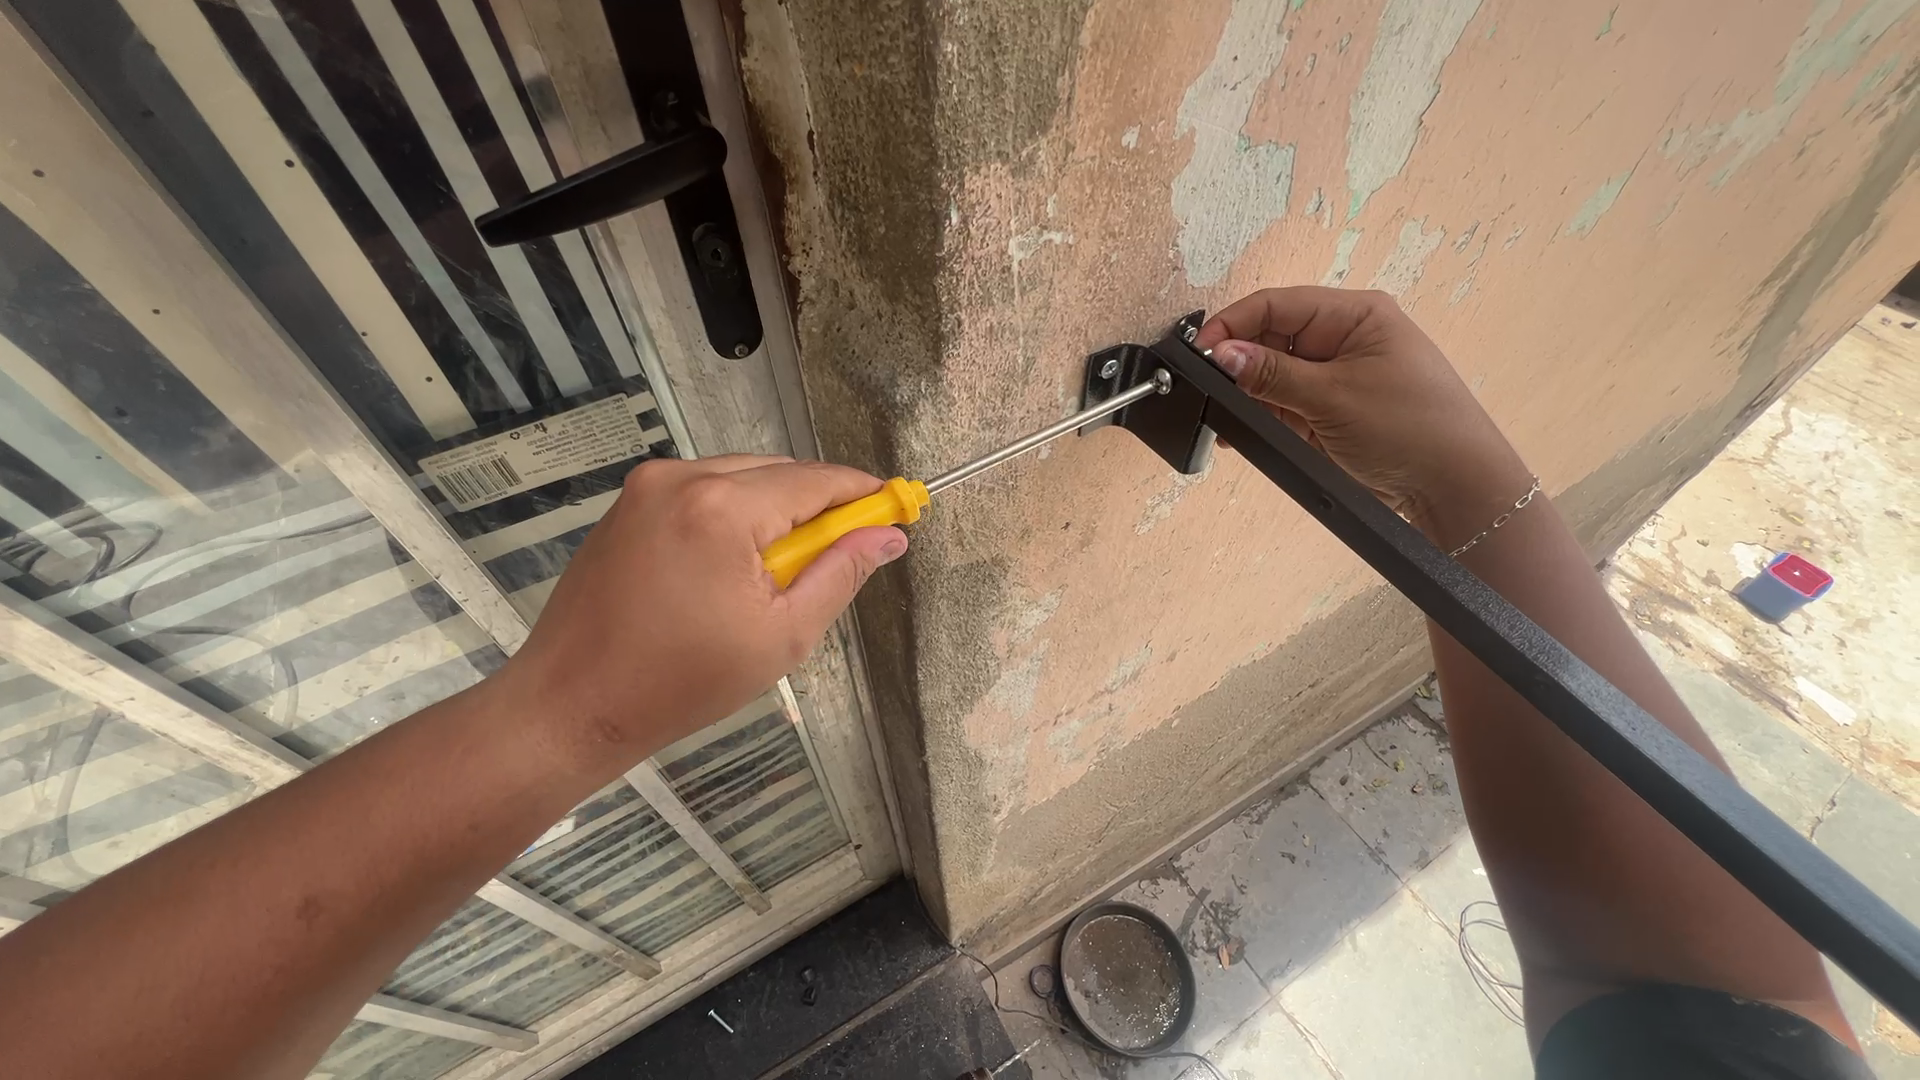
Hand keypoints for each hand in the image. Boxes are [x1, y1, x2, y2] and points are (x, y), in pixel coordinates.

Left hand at [493, 456, 905, 773]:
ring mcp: (646, 486)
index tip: (895, 508)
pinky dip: (733, 516)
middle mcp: (682, 477)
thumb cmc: (683, 682)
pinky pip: (703, 491)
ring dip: (773, 513)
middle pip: (779, 473)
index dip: (861, 493)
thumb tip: (889, 536)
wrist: (570, 705)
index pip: (815, 481)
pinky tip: (728, 568)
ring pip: (741, 478)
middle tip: (834, 558)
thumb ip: (840, 574)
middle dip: (816, 508)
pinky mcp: (627, 503)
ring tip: (773, 574)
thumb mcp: (783, 635)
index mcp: (722, 507)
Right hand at [1193, 287, 1529, 536]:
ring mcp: (1333, 377)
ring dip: (1249, 397)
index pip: (1276, 305)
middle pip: (1269, 339)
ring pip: (1271, 376)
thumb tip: (1221, 353)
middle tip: (1215, 391)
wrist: (1451, 486)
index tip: (1201, 350)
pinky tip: (1244, 433)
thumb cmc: (1413, 427)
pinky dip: (1262, 418)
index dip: (1234, 324)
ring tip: (1231, 420)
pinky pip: (1281, 405)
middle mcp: (1341, 340)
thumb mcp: (1332, 396)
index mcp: (1353, 315)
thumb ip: (1271, 375)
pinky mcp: (1327, 411)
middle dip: (1239, 365)